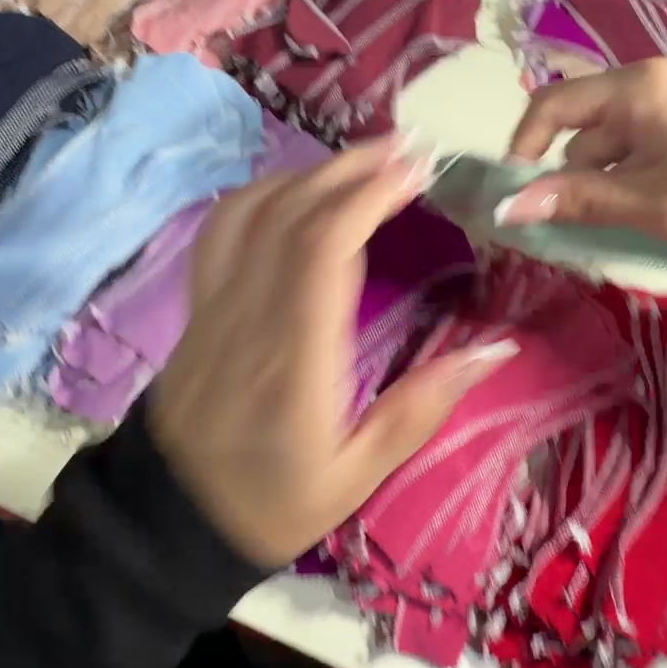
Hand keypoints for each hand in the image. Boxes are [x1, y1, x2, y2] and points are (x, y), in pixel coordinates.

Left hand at [147, 141, 520, 567]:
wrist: (169, 519)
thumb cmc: (270, 502)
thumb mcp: (356, 476)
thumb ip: (422, 407)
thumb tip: (497, 348)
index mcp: (294, 358)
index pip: (322, 248)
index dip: (367, 196)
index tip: (416, 170)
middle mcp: (249, 314)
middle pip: (291, 213)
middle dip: (350, 168)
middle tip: (406, 148)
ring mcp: (214, 304)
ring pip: (254, 211)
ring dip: (310, 173)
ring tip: (362, 161)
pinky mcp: (198, 304)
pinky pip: (222, 229)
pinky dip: (262, 193)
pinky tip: (295, 190)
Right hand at [500, 60, 666, 255]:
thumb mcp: (650, 204)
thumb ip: (578, 201)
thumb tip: (508, 209)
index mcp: (634, 90)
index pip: (551, 105)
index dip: (524, 147)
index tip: (519, 194)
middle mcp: (649, 81)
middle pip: (584, 128)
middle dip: (576, 176)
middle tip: (589, 224)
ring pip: (615, 140)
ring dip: (609, 178)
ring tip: (635, 218)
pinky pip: (644, 140)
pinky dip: (636, 171)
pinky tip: (658, 201)